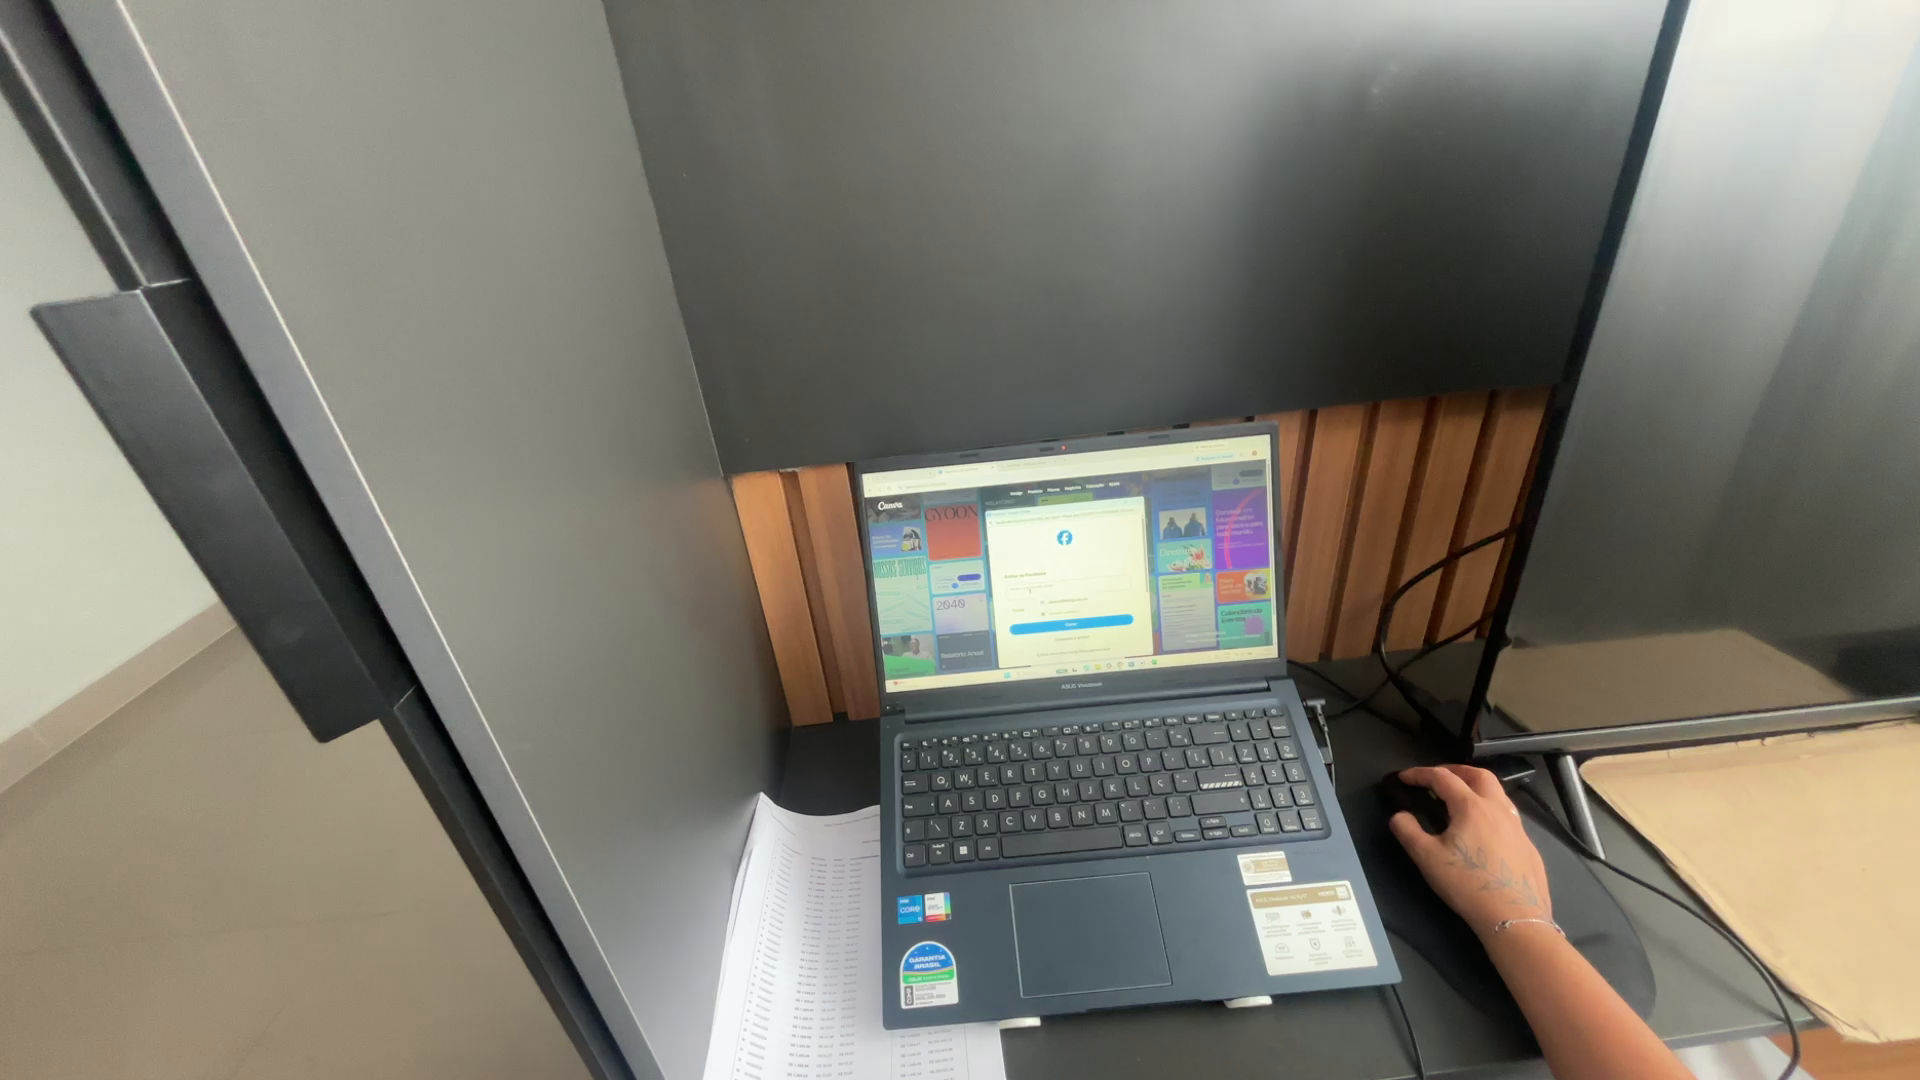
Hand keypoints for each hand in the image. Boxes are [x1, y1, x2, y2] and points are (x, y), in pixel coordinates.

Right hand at [1389, 765, 1551, 938]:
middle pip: (1480, 776)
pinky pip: (1508, 819)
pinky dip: (1490, 813)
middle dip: (1455, 770)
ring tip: (1459, 802)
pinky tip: (1482, 834)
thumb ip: (1407, 830)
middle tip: (1437, 777)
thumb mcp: (1425, 857)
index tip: (1404, 778)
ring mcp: (1519, 831)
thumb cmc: (1467, 884)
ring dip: (1476, 790)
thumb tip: (1400, 816)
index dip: (1419, 773)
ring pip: (1498, 796)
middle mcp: (1498, 812)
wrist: (1516, 920)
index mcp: (1472, 808)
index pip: (1443, 777)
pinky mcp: (1529, 850)